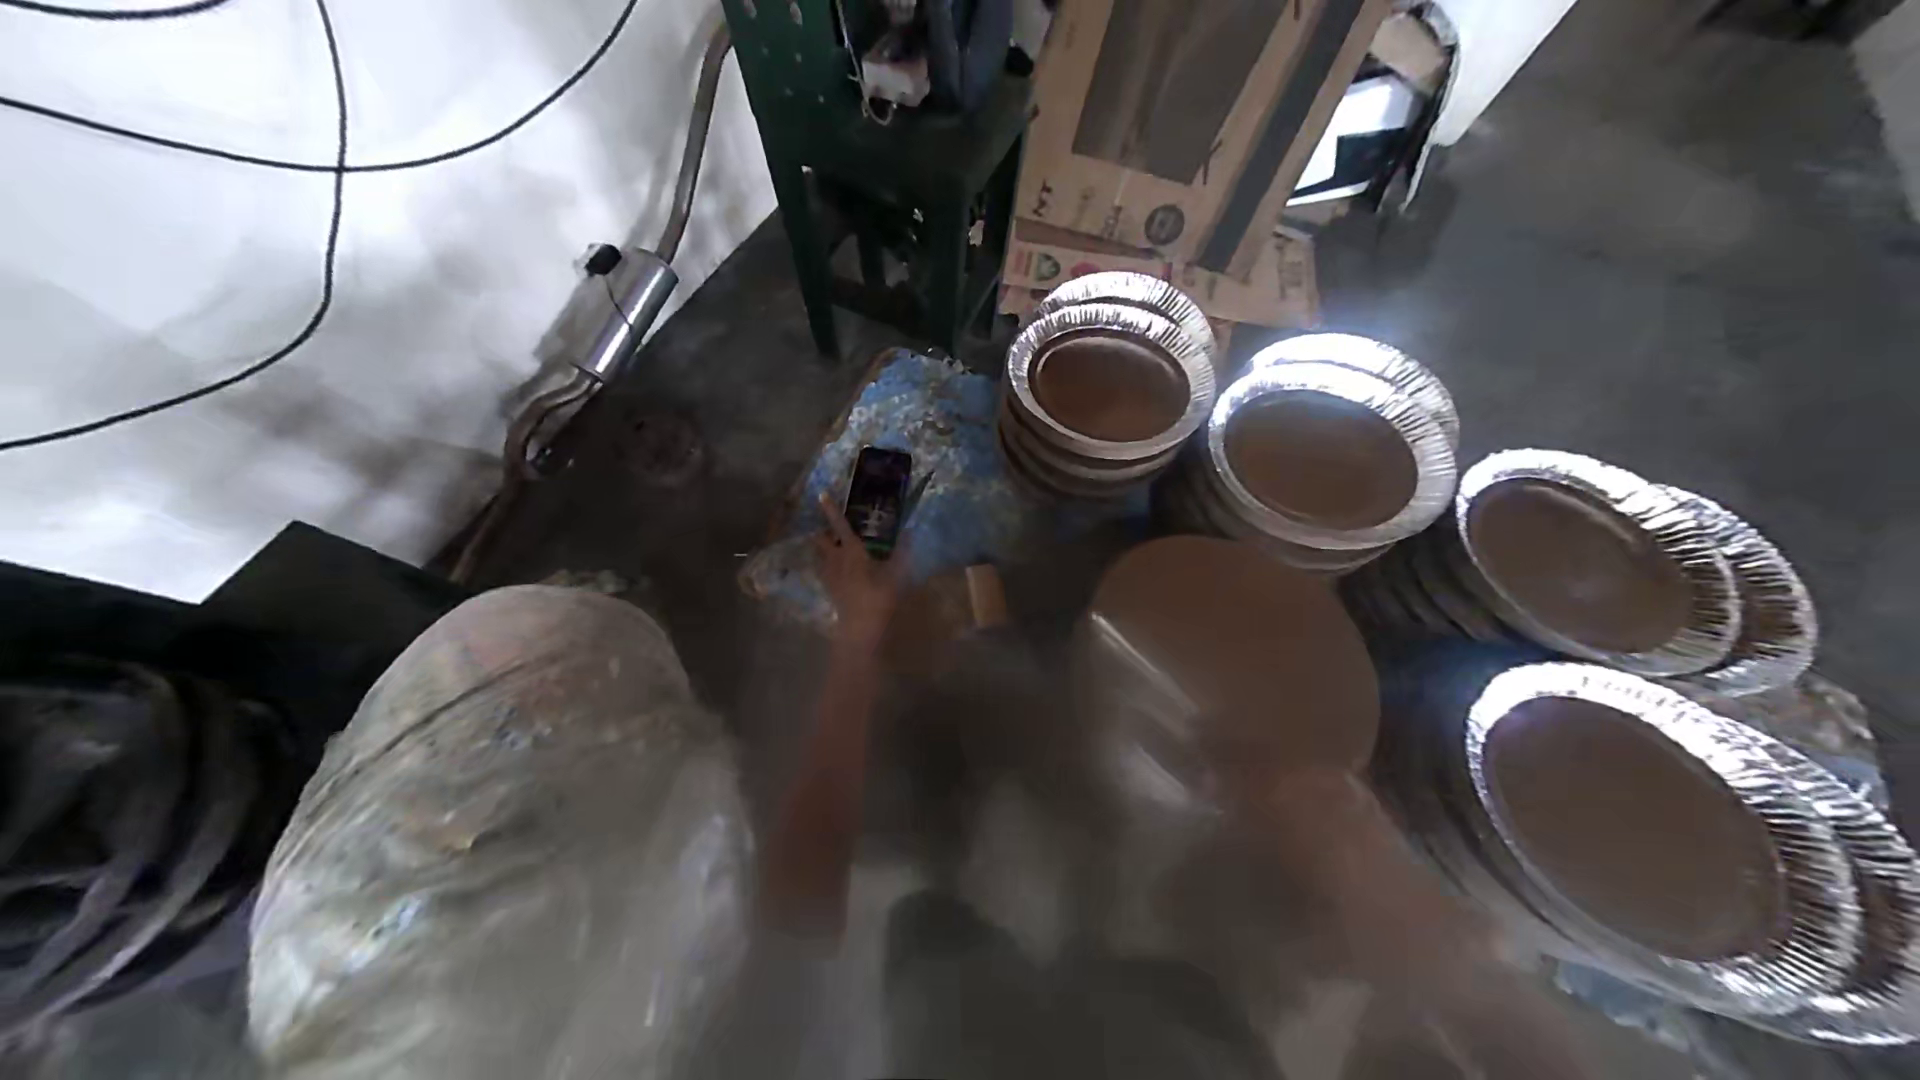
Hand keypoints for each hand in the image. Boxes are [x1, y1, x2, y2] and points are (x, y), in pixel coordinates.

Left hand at [814, 492, 905, 647]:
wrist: (860, 628)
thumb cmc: (879, 598)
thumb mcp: (896, 574)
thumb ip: (902, 551)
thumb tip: (909, 530)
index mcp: (851, 551)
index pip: (839, 525)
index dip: (831, 509)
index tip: (822, 494)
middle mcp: (835, 559)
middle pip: (821, 539)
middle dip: (824, 530)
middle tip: (833, 527)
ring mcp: (829, 575)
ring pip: (819, 554)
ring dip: (823, 546)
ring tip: (834, 545)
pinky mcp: (828, 588)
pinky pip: (823, 569)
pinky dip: (826, 563)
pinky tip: (837, 567)